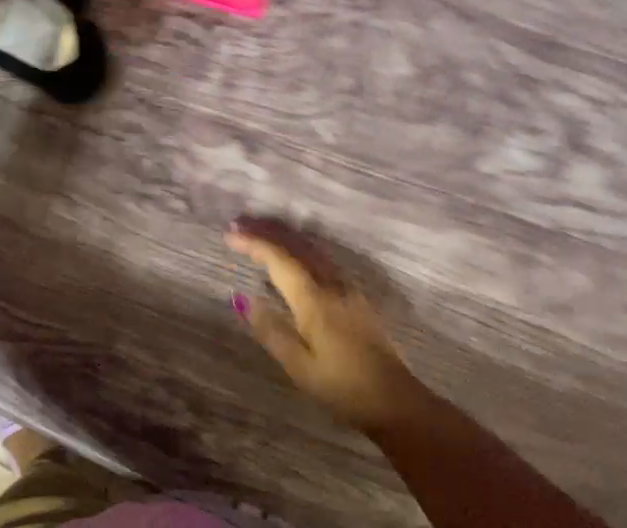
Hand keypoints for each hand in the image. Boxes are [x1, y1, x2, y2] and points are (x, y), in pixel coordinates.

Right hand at [226, 220, 428, 433]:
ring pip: (312, 249)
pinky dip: (301, 248)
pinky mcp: (357, 297)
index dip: (253, 243)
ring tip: (260, 232)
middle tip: (238, 225)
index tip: (229, 236)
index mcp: (314, 299)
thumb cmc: (343, 387)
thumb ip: (270, 330)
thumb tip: (243, 298)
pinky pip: (323, 259)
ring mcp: (348, 289)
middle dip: (266, 231)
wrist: (397, 402)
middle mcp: (331, 284)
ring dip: (284, 236)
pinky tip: (294, 255)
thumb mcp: (299, 366)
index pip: (279, 258)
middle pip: (296, 245)